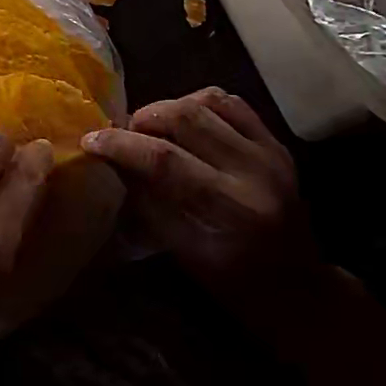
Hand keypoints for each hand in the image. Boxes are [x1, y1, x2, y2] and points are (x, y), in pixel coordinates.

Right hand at [81, 87, 315, 299]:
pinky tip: (183, 122)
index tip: (90, 141)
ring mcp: (270, 153)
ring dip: (166, 107)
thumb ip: (145, 199)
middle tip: (123, 134)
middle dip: (141, 119)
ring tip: (150, 127)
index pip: (163, 159)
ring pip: (207, 101)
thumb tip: (111, 161)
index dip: (120, 144)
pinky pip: (231, 103)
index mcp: (228, 207)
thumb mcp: (178, 247)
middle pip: (185, 117)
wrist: (295, 284)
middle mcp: (253, 171)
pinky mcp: (276, 143)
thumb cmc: (229, 276)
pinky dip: (198, 103)